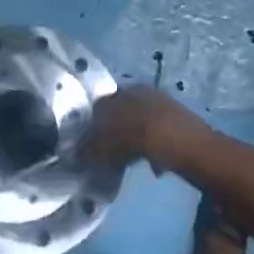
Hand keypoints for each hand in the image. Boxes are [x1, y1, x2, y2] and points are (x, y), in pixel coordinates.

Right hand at [81, 86, 212, 174]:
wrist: (174, 138)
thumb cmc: (132, 138)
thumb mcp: (103, 146)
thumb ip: (89, 148)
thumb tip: (77, 152)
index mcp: (117, 92)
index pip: (99, 106)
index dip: (93, 126)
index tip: (90, 144)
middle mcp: (136, 90)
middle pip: (121, 111)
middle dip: (116, 130)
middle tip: (111, 152)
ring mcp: (158, 99)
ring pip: (140, 120)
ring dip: (135, 138)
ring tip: (132, 159)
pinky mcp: (176, 113)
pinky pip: (157, 131)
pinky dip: (153, 145)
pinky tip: (154, 163)